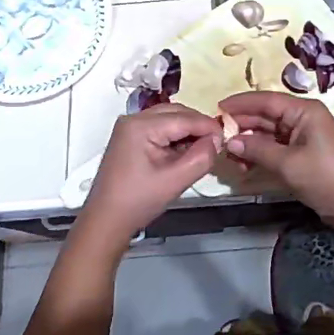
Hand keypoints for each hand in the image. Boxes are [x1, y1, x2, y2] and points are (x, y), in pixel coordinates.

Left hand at [78, 104, 221, 242]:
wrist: (106, 221)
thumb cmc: (138, 201)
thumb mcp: (176, 180)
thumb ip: (202, 157)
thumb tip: (217, 140)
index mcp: (141, 125)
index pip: (185, 118)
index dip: (209, 127)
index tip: (227, 140)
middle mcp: (133, 118)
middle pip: (177, 113)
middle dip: (199, 127)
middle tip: (216, 145)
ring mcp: (129, 127)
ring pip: (169, 119)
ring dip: (188, 131)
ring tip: (203, 150)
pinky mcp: (129, 138)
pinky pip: (160, 128)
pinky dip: (175, 137)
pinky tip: (184, 153)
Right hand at [219, 91, 333, 227]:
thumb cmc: (326, 178)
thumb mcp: (288, 163)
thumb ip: (257, 149)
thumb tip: (231, 140)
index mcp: (305, 111)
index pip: (266, 99)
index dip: (240, 103)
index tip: (216, 108)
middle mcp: (304, 118)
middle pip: (266, 116)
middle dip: (242, 126)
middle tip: (217, 137)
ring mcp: (304, 137)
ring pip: (269, 134)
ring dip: (249, 143)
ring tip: (229, 156)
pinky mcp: (304, 155)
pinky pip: (276, 148)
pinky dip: (260, 154)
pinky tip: (244, 164)